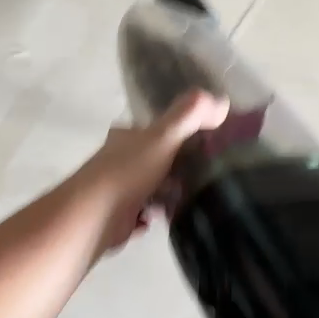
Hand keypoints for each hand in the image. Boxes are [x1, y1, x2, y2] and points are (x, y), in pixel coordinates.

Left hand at [67, 91, 227, 254]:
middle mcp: (119, 157)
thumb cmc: (128, 171)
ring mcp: (118, 187)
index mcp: (127, 136)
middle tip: (207, 179)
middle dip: (178, 168)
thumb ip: (189, 116)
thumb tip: (222, 99)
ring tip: (195, 200)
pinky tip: (171, 218)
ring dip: (170, 194)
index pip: (158, 130)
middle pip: (156, 159)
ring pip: (151, 187)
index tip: (208, 147)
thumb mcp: (163, 137)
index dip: (182, 135)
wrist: (96, 213)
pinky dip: (157, 215)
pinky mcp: (119, 215)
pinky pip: (145, 212)